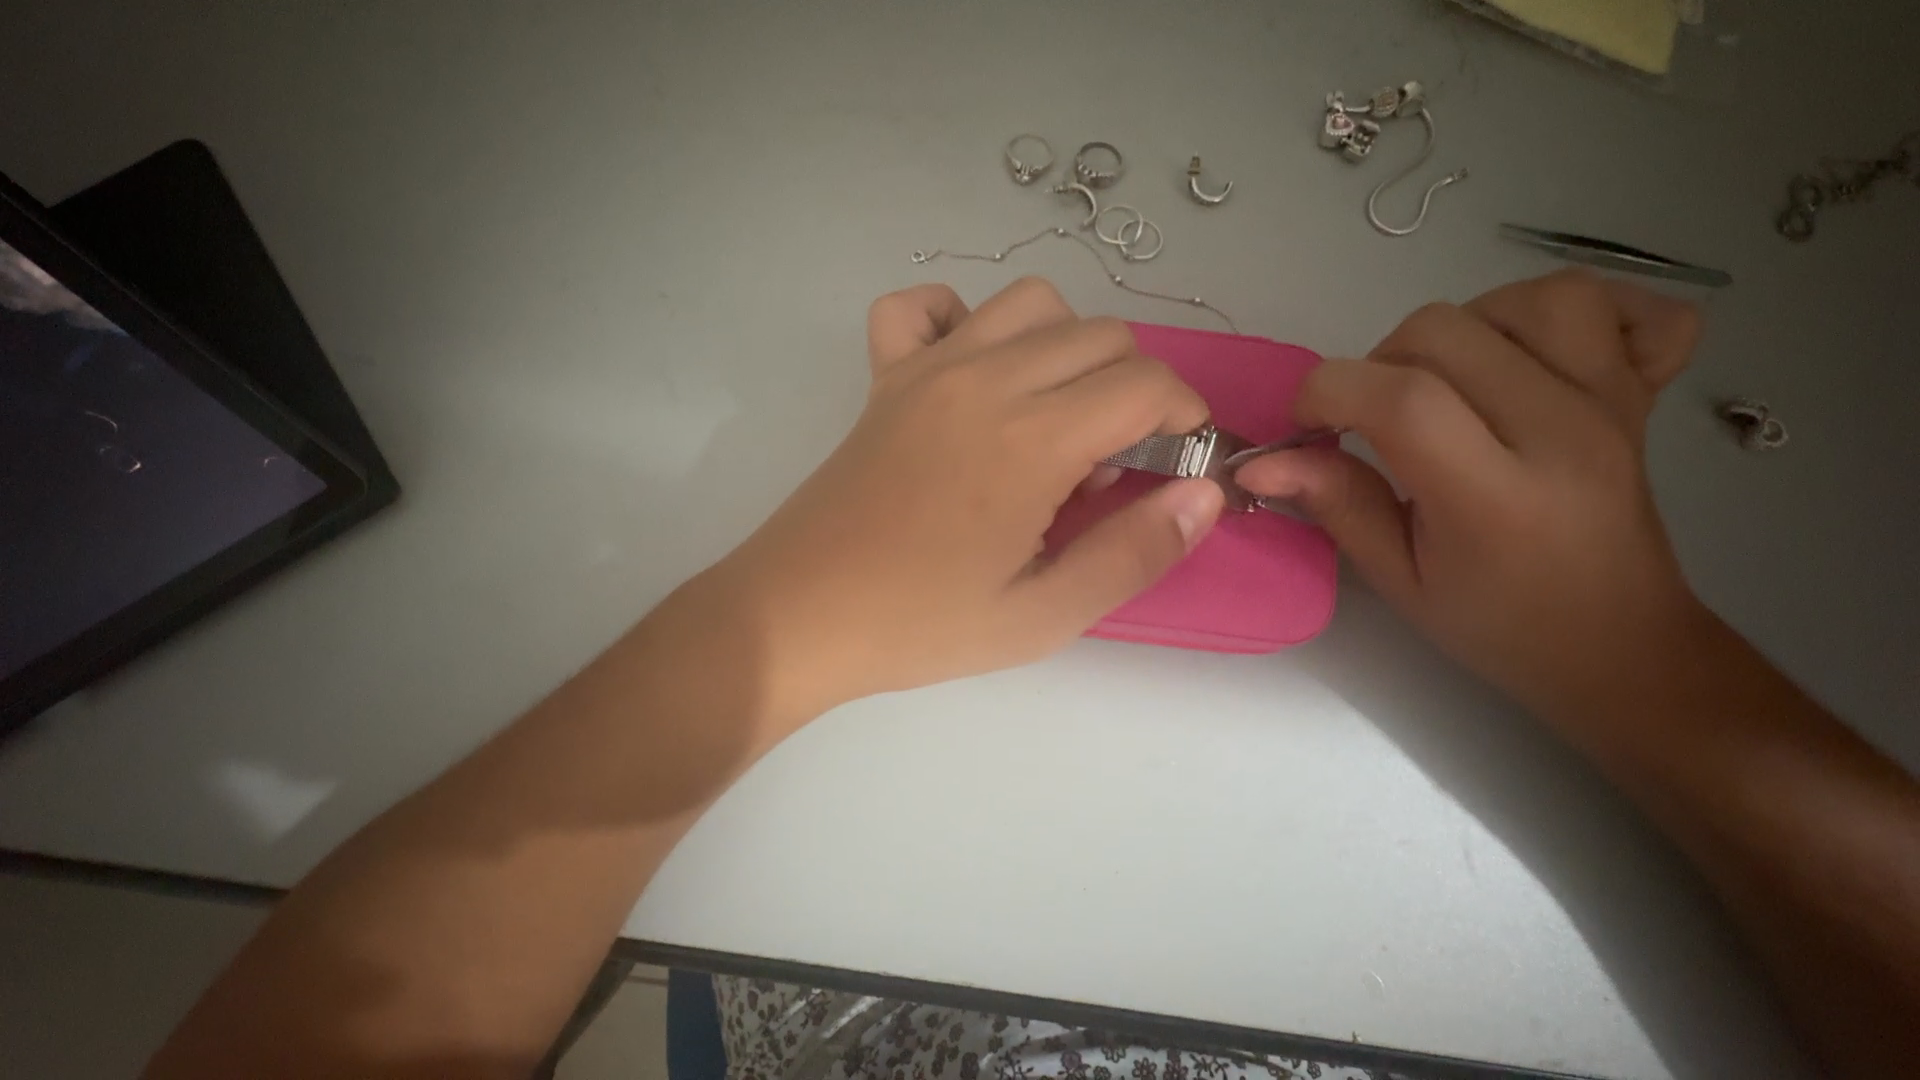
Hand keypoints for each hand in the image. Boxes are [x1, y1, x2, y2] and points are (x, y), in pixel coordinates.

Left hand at [699, 277, 1223, 717]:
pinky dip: (960, 317)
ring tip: (1053, 416)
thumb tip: (1205, 496)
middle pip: (1100, 334)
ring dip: (1067, 346)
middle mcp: (984, 379)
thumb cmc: (921, 625)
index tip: (1175, 463)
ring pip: (1030, 302)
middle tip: (1109, 464)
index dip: (1183, 416)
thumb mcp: (1043, 616)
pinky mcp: (884, 376)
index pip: (1145, 383)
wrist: (799, 615)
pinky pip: (923, 306)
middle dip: (1134, 387)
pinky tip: (971, 371)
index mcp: (1031, 439)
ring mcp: (927, 367)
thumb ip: (1134, 553)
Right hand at [1238, 270, 1706, 724]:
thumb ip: (1335, 505)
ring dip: (1469, 326)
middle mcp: (1561, 433)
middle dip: (1379, 363)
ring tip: (1446, 380)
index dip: (1329, 390)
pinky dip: (1582, 311)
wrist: (1617, 645)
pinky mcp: (1642, 393)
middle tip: (1371, 417)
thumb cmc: (1496, 623)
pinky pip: (1635, 307)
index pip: (1402, 399)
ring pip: (1535, 299)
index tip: (1307, 424)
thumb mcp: (1398, 578)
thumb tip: (1259, 462)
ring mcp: (1613, 405)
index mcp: (1493, 499)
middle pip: (1448, 333)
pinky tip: (1535, 353)